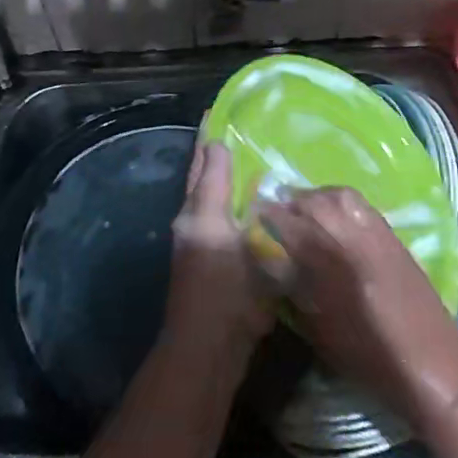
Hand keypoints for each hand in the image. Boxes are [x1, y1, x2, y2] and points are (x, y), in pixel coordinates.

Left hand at [162, 143, 271, 359]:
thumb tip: (217, 147)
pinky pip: (230, 223)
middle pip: (204, 179)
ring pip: (217, 201)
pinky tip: (262, 207)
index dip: (208, 137)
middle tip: (238, 130)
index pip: (202, 163)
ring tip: (255, 161)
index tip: (217, 112)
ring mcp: (206, 243)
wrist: (210, 345)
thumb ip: (218, 189)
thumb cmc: (220, 288)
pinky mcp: (218, 263)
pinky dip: (240, 207)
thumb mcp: (221, 232)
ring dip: (228, 180)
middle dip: (215, 155)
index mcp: (196, 210)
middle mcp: (195, 221)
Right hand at [260, 188, 457, 427]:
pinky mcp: (394, 238)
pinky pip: (360, 206)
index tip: (251, 220)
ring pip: (340, 196)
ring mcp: (378, 235)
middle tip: (274, 215)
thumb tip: (271, 262)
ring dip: (314, 198)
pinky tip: (331, 219)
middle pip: (315, 202)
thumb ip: (294, 290)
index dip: (267, 219)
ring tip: (301, 212)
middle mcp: (355, 241)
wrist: (437, 367)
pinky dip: (339, 203)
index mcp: (334, 266)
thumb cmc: (372, 358)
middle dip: (289, 203)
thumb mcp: (320, 330)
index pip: (289, 226)